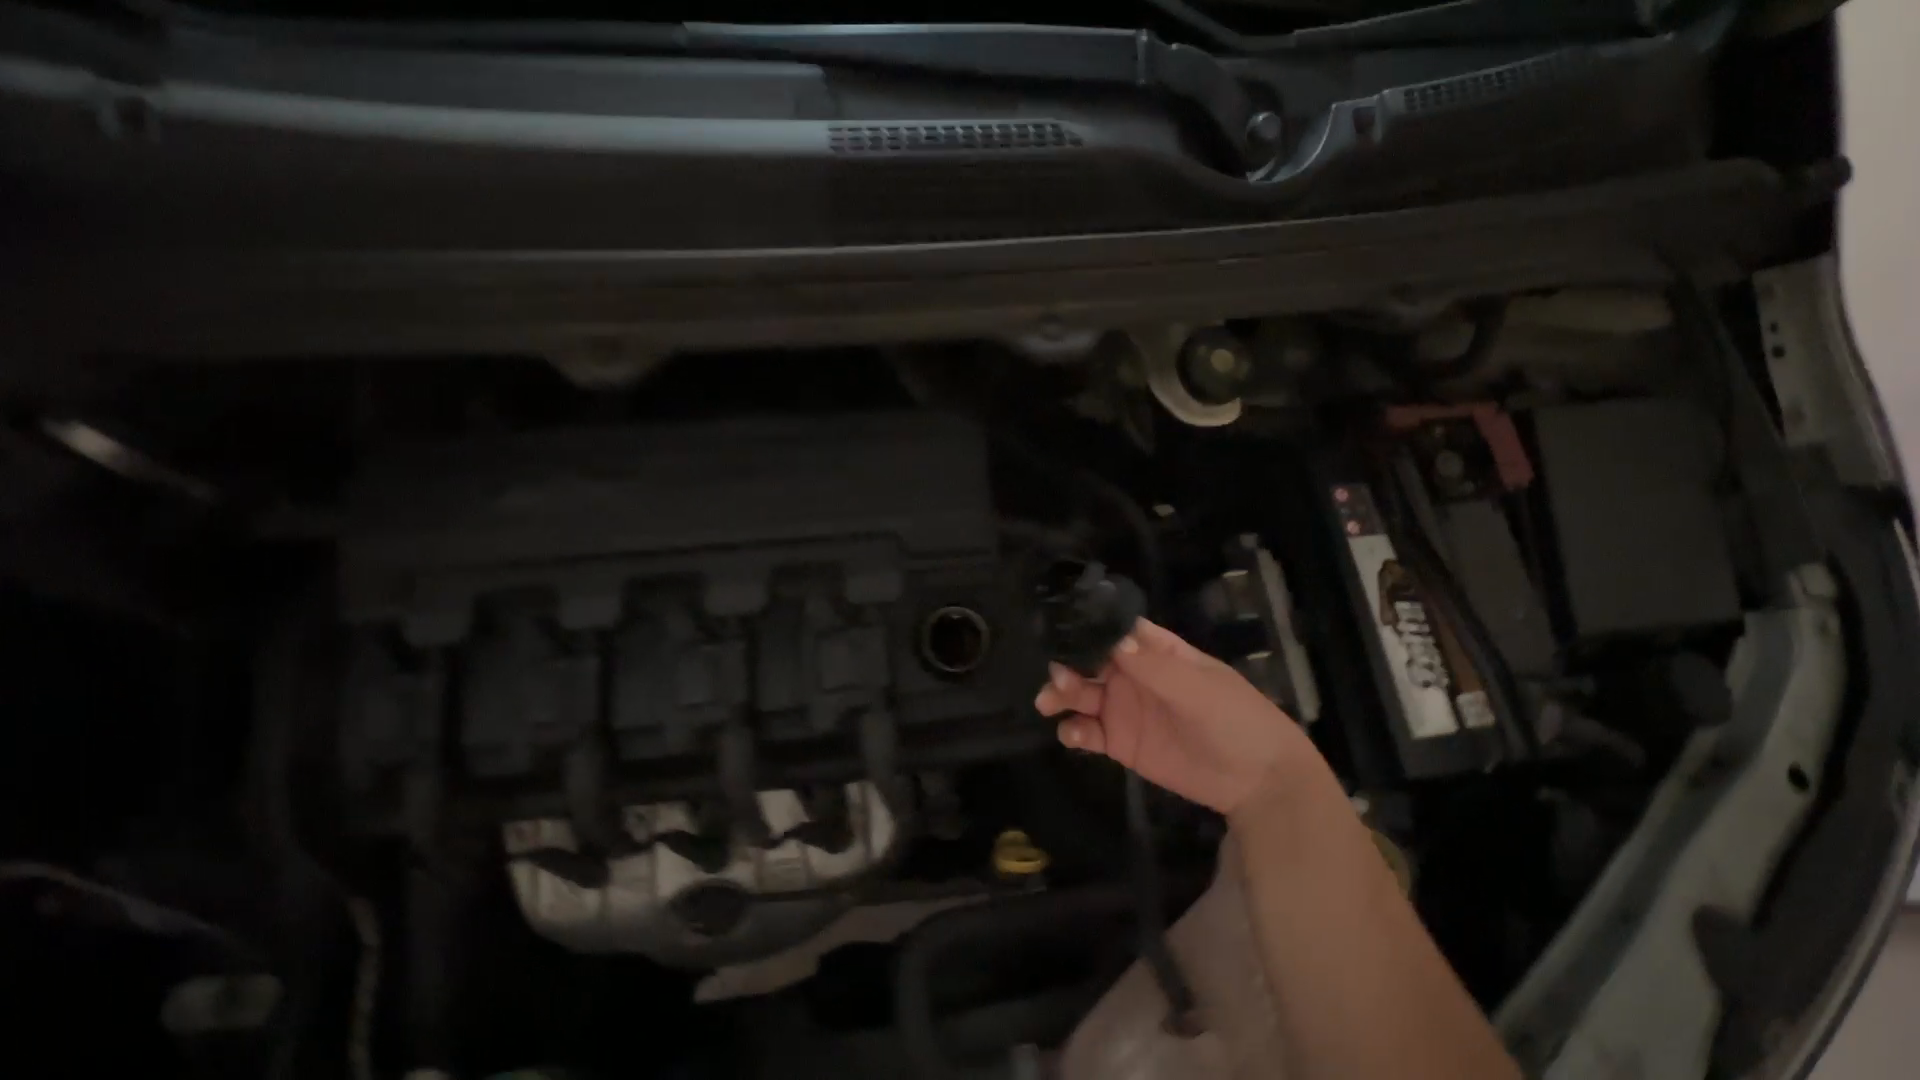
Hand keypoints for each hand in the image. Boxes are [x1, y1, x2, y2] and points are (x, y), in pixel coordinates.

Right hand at [1033, 618, 1308, 815]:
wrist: (1257, 781)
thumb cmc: (1236, 720)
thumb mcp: (1198, 688)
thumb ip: (1153, 667)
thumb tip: (1111, 638)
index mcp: (1158, 652)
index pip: (1117, 629)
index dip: (1089, 625)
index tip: (1059, 626)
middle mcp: (1135, 675)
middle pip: (1090, 661)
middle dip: (1068, 663)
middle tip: (1056, 676)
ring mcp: (1126, 710)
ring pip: (1082, 695)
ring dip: (1063, 694)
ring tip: (1050, 702)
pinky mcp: (1121, 744)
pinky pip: (1087, 733)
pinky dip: (1073, 732)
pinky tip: (1072, 735)